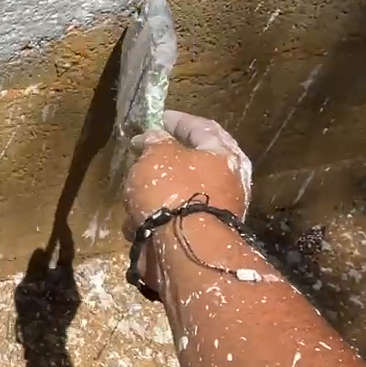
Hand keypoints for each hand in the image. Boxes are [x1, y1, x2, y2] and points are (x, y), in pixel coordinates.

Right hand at [124, 110, 253, 222]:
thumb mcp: (156, 155)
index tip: (155, 118)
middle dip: (168, 155)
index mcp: (223, 155)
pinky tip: (141, 215)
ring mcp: (217, 208)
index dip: (176, 120)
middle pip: (195, 159)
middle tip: (146, 149)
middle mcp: (227, 179)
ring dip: (160, 185)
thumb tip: (153, 137)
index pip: (201, 127)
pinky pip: (175, 214)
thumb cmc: (172, 191)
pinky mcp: (202, 232)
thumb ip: (155, 141)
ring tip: (137, 184)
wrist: (184, 248)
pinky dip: (158, 212)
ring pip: (183, 188)